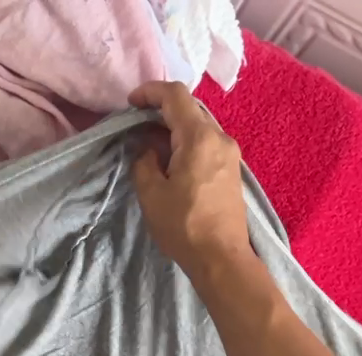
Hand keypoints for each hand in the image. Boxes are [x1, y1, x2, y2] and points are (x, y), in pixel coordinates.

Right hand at [128, 82, 256, 281]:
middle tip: (137, 129)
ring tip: (152, 149)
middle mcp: (219, 137)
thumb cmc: (183, 226)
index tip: (130, 103)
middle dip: (161, 113)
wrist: (221, 257)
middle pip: (189, 110)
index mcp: (199, 137)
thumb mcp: (152, 195)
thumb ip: (144, 164)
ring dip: (174, 131)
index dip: (150, 92)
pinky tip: (172, 164)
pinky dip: (186, 145)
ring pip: (198, 128)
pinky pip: (206, 145)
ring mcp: (229, 154)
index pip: (175, 96)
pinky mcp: (231, 171)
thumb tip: (146, 150)